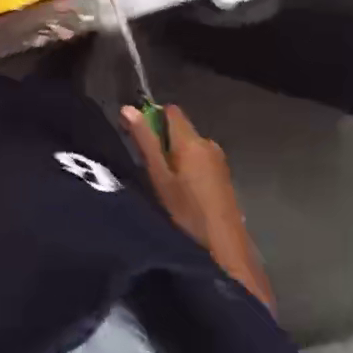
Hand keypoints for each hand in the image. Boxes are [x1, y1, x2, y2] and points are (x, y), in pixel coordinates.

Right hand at [122, 105, 243, 252]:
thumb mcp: (158, 176)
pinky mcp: (222, 174)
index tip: (137, 135)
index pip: (171, 111)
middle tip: (146, 165)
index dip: (152, 116)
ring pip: (188, 145)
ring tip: (161, 181)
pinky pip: (199, 159)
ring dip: (173, 155)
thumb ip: (145, 141)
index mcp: (191, 141)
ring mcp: (218, 159)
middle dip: (161, 140)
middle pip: (179, 129)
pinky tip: (180, 190)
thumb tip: (128, 108)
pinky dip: (186, 167)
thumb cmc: (186, 210)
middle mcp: (208, 143)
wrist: (224, 244)